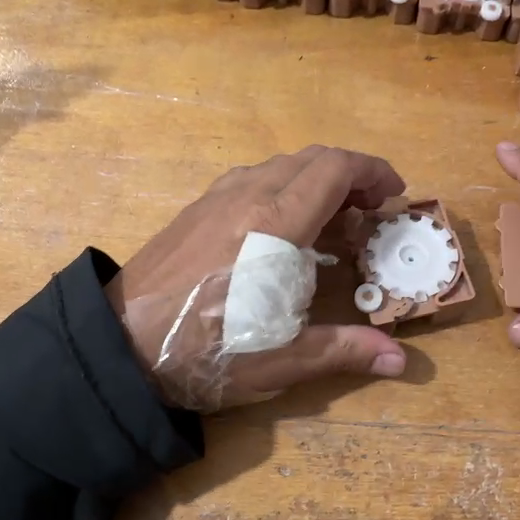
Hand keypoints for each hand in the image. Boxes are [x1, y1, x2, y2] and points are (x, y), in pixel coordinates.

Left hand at [108, 145, 410, 409]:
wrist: (119, 348)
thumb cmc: (205, 352)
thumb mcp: (279, 360)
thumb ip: (343, 350)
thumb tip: (400, 361)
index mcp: (274, 225)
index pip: (334, 169)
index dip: (372, 171)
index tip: (394, 193)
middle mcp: (247, 197)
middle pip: (312, 159)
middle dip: (351, 175)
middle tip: (370, 212)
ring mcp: (217, 198)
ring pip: (280, 165)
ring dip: (316, 179)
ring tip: (332, 221)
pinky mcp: (197, 208)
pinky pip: (252, 178)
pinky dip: (284, 186)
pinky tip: (282, 226)